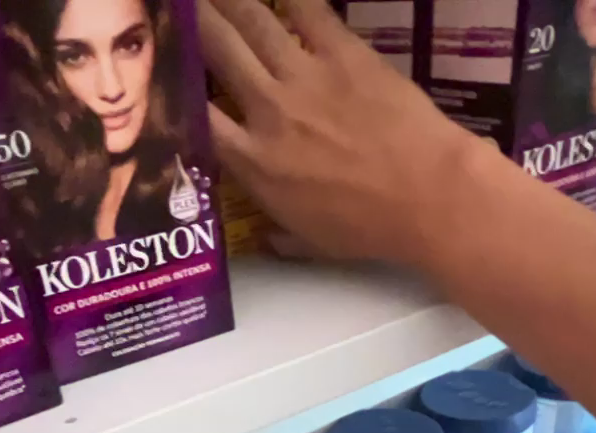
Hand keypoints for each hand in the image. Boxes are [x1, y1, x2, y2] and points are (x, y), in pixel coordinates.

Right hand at [198, 0, 499, 265]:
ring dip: (230, 1)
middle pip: (218, 52)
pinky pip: (308, 8)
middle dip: (195, 21)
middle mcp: (269, 113)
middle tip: (184, 9)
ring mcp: (305, 77)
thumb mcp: (312, 244)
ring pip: (253, 21)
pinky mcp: (344, 52)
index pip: (200, 119)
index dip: (180, 90)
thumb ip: (281, 237)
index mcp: (256, 165)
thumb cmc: (366, 228)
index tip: (171, 76)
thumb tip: (267, 240)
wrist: (425, 195)